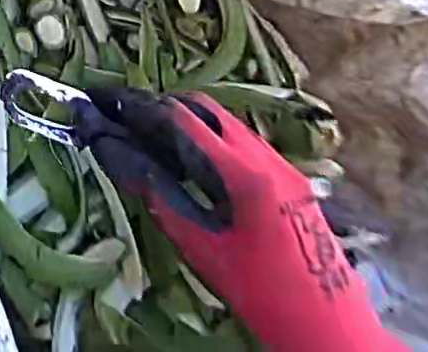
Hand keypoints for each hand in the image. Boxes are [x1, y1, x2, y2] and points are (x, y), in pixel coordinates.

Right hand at [76, 89, 401, 351]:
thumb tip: (100, 139)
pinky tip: (178, 157)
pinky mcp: (287, 176)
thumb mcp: (194, 240)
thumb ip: (147, 183)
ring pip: (215, 118)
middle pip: (195, 105)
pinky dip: (196, 134)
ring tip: (138, 133)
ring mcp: (281, 164)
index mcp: (242, 172)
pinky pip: (232, 137)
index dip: (127, 102)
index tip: (91, 98)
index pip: (172, 115)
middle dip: (148, 103)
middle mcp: (264, 156)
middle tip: (112, 114)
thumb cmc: (259, 292)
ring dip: (172, 116)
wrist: (335, 336)